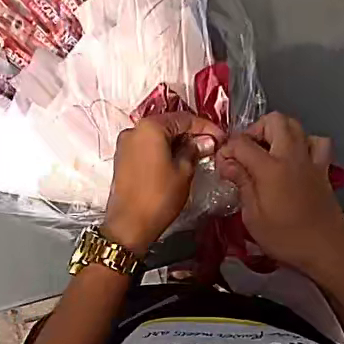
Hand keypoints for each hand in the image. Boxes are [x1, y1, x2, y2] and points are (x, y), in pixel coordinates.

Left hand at [102, 111, 225, 250]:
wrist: (129, 225)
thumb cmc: (159, 197)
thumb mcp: (184, 172)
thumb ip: (194, 150)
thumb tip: (205, 141)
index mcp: (150, 127)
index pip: (184, 118)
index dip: (206, 127)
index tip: (220, 138)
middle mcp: (134, 129)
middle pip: (168, 124)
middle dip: (191, 133)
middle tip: (211, 145)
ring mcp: (125, 144)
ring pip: (157, 136)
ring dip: (177, 142)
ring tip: (198, 153)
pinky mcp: (122, 158)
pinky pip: (147, 146)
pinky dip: (163, 149)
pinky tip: (178, 159)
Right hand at [213, 112, 343, 274]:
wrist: (327, 249)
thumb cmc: (285, 238)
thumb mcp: (253, 217)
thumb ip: (242, 184)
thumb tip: (227, 163)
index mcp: (270, 168)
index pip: (242, 143)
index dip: (227, 150)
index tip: (222, 165)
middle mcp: (292, 156)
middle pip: (274, 120)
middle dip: (255, 130)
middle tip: (245, 152)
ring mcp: (311, 160)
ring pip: (296, 126)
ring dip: (279, 132)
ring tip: (268, 152)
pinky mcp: (323, 169)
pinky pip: (316, 142)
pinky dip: (304, 143)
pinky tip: (295, 158)